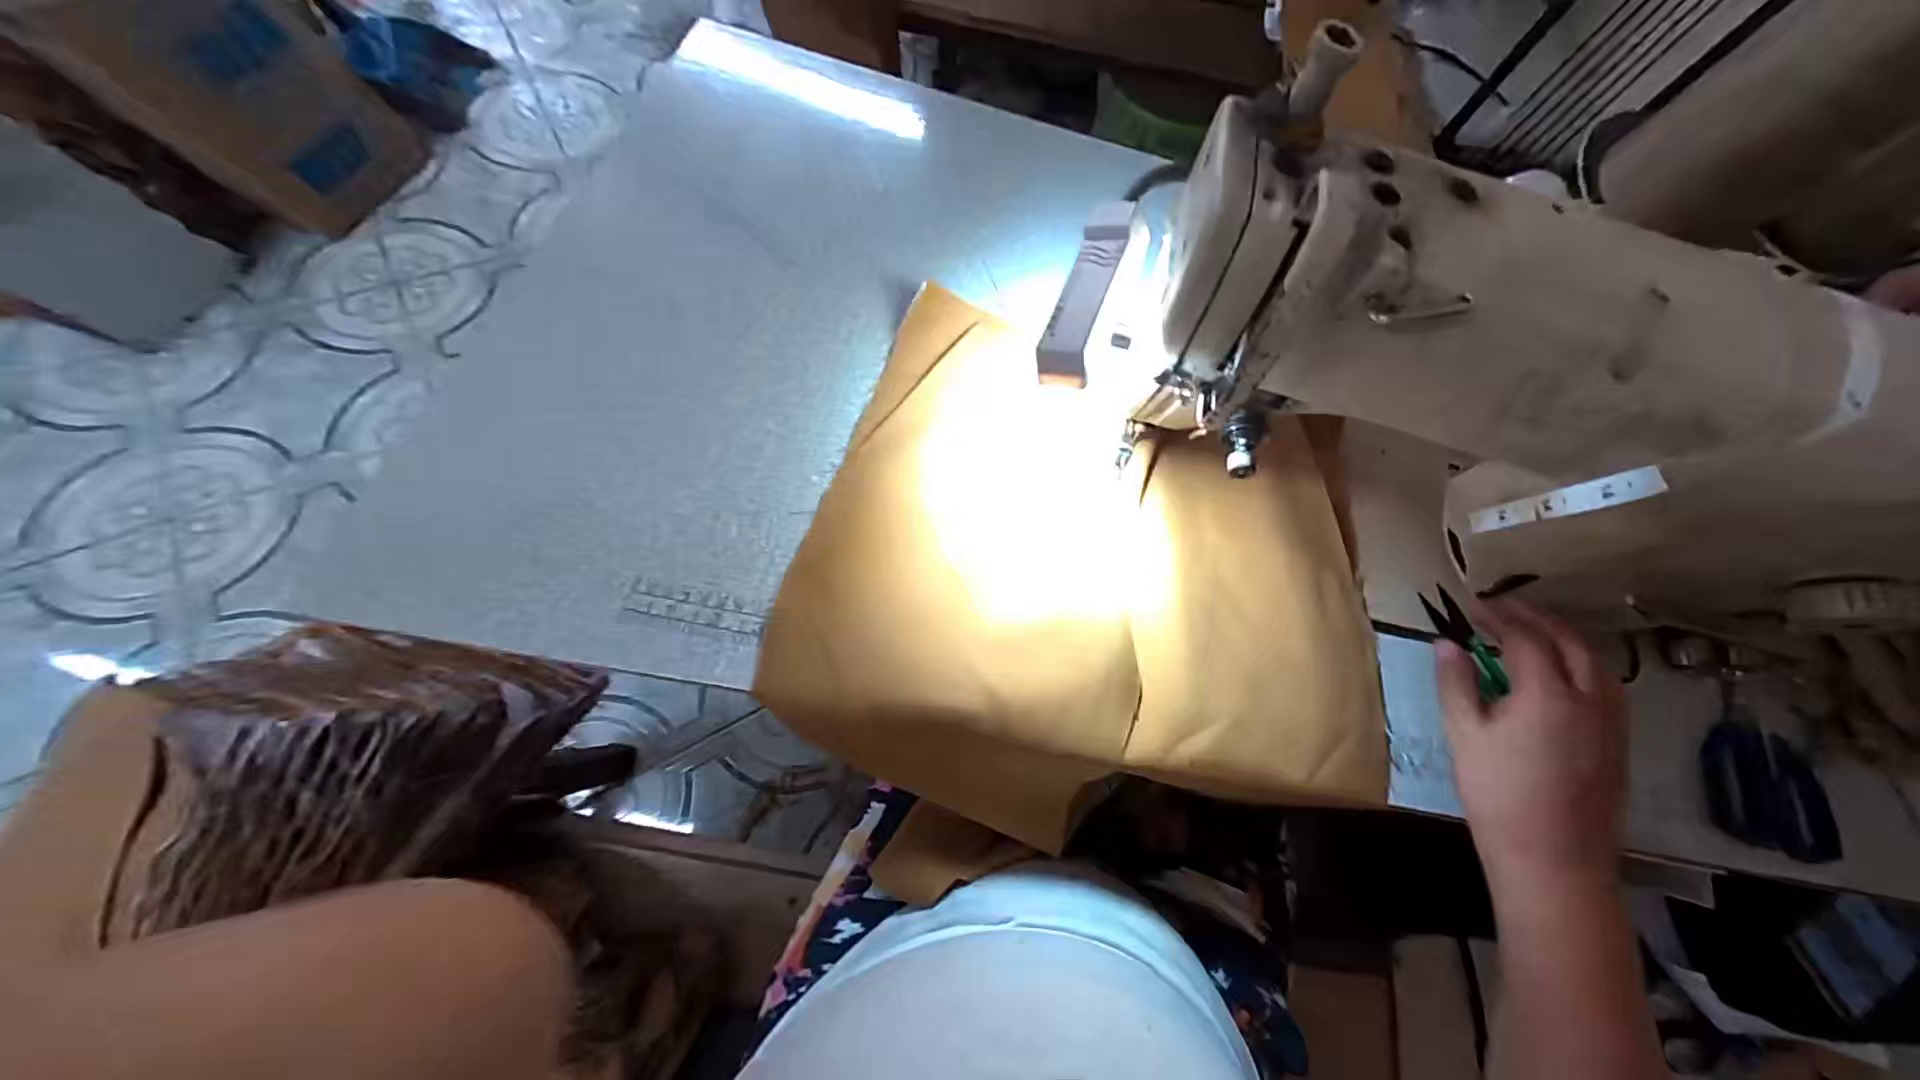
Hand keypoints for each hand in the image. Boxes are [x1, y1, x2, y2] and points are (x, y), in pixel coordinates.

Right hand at [1437, 599, 1627, 897]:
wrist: (1552, 856)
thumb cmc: (1497, 793)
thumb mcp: (1463, 734)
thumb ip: (1456, 683)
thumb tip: (1447, 643)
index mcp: (1548, 695)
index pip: (1525, 639)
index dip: (1498, 617)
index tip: (1473, 605)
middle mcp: (1590, 700)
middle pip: (1570, 642)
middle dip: (1536, 618)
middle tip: (1502, 607)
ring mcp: (1612, 722)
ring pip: (1595, 662)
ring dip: (1562, 638)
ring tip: (1530, 632)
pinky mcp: (1619, 742)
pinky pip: (1605, 686)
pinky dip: (1580, 664)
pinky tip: (1558, 674)